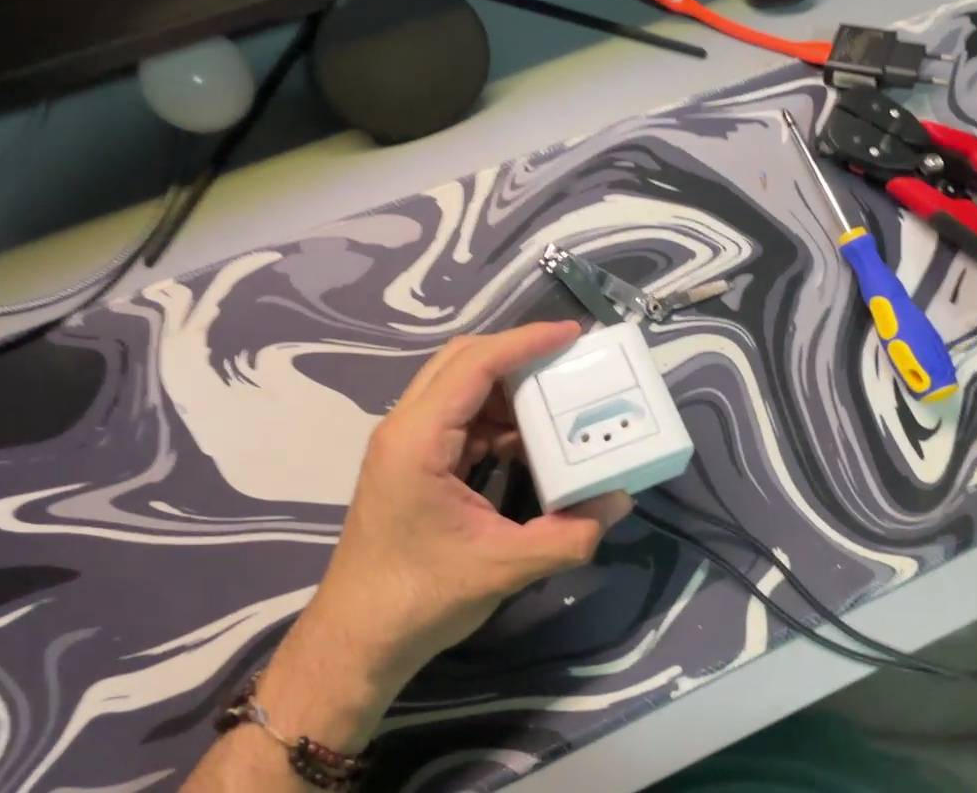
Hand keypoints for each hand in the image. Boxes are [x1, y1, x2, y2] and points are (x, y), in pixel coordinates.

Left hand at [294, 321, 633, 688]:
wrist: (357, 641)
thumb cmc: (420, 598)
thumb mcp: (503, 566)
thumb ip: (568, 534)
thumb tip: (620, 500)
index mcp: (418, 438)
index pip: (475, 364)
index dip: (525, 342)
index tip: (571, 334)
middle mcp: (405, 427)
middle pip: (462, 362)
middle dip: (517, 357)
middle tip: (568, 363)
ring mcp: (404, 444)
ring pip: (459, 389)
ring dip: (508, 392)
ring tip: (557, 405)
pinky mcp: (410, 464)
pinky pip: (458, 421)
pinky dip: (495, 423)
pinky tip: (529, 446)